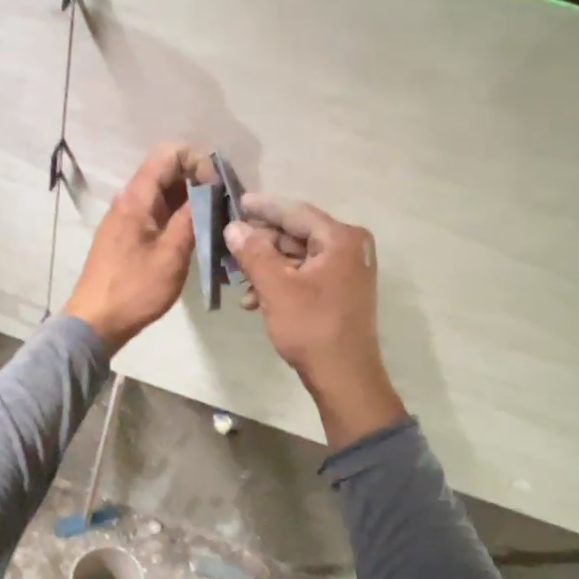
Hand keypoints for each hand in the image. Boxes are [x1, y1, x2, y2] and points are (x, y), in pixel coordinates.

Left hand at [63, 142, 215, 350]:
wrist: (95, 322)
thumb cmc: (134, 290)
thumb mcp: (171, 254)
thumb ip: (191, 217)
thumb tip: (210, 190)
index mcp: (136, 198)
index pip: (169, 153)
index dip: (198, 161)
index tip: (218, 188)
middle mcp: (127, 200)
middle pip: (166, 172)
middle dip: (197, 181)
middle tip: (223, 205)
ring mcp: (124, 218)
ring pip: (161, 194)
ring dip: (188, 201)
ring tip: (214, 222)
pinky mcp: (124, 236)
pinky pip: (154, 214)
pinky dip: (175, 217)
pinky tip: (193, 236)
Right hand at [224, 194, 406, 445]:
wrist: (344, 376)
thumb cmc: (311, 328)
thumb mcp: (275, 288)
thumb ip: (253, 253)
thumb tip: (233, 226)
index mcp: (341, 238)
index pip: (295, 212)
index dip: (263, 208)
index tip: (235, 202)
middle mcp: (350, 248)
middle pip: (296, 235)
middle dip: (261, 245)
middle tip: (229, 248)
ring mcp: (347, 271)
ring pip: (297, 258)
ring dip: (266, 268)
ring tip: (239, 284)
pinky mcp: (340, 292)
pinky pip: (305, 276)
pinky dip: (280, 284)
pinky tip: (256, 301)